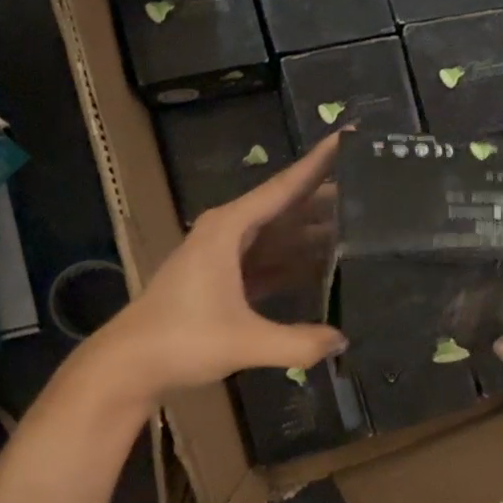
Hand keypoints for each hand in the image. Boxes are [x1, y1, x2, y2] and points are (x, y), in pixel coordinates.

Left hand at [79, 133, 346, 401]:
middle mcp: (227, 233)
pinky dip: (295, 263)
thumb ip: (299, 342)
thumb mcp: (245, 342)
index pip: (284, 188)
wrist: (129, 365)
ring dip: (312, 234)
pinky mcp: (223, 282)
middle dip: (325, 199)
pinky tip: (325, 269)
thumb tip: (342, 342)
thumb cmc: (181, 340)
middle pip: (285, 208)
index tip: (347, 137)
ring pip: (278, 236)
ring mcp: (223, 257)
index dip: (318, 164)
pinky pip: (269, 262)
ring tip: (360, 228)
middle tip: (372, 191)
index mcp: (230, 228)